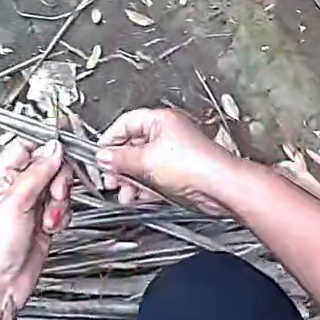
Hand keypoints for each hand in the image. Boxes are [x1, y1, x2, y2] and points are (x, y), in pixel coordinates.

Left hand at [0, 138, 71, 312]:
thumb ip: (37, 172)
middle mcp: (17, 191)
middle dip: (58, 178)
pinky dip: (63, 216)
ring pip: (59, 188)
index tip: (61, 150)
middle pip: (48, 167)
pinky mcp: (44, 225)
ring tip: (49, 217)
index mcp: (2, 180)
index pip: (25, 148)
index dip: (44, 147)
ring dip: (60, 201)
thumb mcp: (15, 203)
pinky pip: (63, 208)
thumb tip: (54, 147)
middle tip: (56, 191)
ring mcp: (31, 208)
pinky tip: (52, 227)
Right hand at [95, 108, 250, 213]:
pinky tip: (137, 198)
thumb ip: (120, 159)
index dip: (110, 139)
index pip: (126, 123)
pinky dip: (144, 187)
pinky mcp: (179, 172)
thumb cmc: (194, 165)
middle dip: (120, 165)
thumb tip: (103, 156)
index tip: (99, 155)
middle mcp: (167, 133)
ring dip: (130, 180)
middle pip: (133, 146)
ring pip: (143, 164)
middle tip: (110, 178)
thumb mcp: (146, 160)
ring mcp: (173, 153)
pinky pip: (154, 177)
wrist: (220, 187)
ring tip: (124, 193)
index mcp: (160, 120)